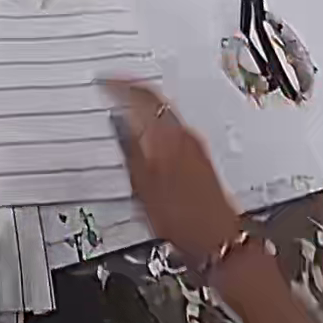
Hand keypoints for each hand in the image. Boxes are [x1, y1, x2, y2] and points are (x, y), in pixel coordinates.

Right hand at [102, 79, 240, 260]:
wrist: (218, 241)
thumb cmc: (181, 218)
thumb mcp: (141, 184)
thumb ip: (128, 146)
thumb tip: (116, 120)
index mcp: (166, 135)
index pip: (141, 95)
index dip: (120, 84)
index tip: (105, 80)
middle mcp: (183, 134)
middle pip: (155, 98)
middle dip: (132, 89)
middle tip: (113, 85)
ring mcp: (194, 144)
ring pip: (164, 111)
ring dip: (144, 103)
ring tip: (126, 103)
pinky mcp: (199, 156)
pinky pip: (172, 124)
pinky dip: (155, 118)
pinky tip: (146, 129)